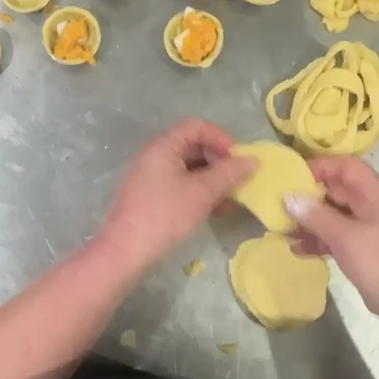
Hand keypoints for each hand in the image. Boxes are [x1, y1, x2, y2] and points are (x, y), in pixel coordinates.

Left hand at [95, 118, 256, 270]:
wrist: (125, 252)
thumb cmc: (165, 216)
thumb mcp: (202, 193)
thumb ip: (229, 174)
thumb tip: (252, 160)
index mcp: (162, 146)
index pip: (197, 126)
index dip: (222, 138)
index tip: (240, 160)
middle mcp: (153, 155)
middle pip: (192, 145)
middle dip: (219, 161)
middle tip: (238, 181)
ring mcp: (149, 176)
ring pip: (187, 168)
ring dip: (212, 180)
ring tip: (232, 199)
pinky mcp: (149, 197)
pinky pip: (179, 185)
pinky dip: (199, 192)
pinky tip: (216, 210)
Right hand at [284, 155, 378, 328]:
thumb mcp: (347, 239)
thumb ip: (316, 216)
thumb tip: (289, 197)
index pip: (347, 167)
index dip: (319, 167)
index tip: (290, 178)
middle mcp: (378, 208)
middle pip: (340, 191)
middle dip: (310, 196)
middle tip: (279, 205)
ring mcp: (375, 231)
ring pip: (338, 217)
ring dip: (312, 222)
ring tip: (284, 230)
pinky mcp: (371, 253)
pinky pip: (341, 238)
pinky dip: (321, 241)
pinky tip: (299, 250)